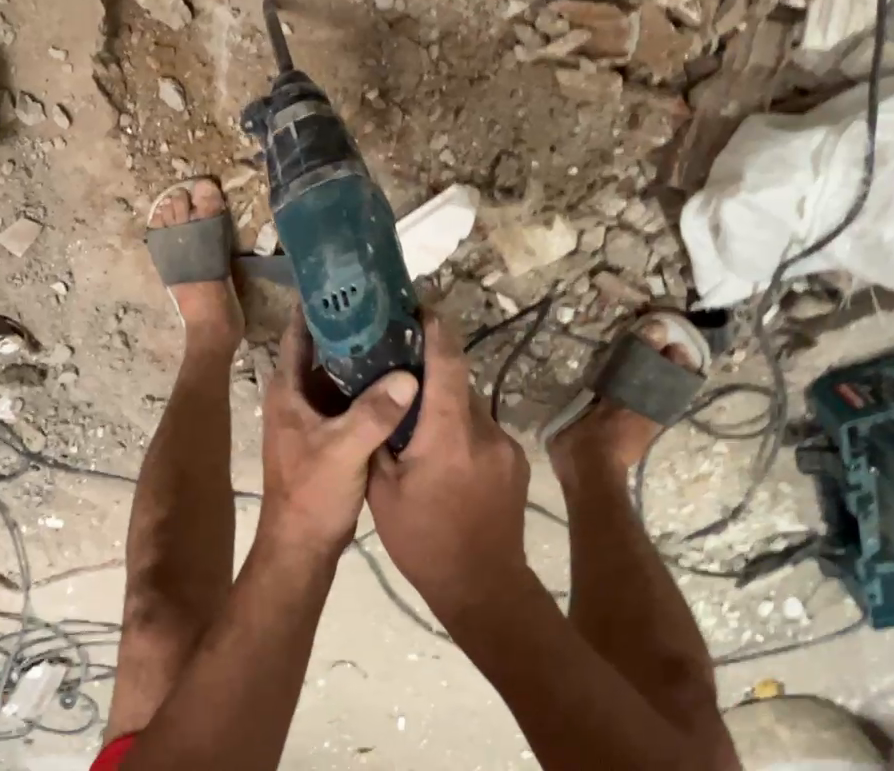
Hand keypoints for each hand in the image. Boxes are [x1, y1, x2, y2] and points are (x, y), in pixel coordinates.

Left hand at [257, 310, 418, 556]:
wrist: (303, 545)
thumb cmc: (311, 493)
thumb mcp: (343, 450)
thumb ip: (374, 413)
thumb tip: (410, 374)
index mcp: (287, 389)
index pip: (297, 333)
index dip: (316, 305)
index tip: (344, 278)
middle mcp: (298, 395)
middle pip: (324, 349)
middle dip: (351, 326)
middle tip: (388, 301)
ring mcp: (315, 415)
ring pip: (341, 374)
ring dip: (365, 356)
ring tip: (402, 330)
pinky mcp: (332, 434)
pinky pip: (354, 398)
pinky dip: (374, 385)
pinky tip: (403, 376)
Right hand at [366, 313, 531, 624]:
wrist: (486, 589)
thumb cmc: (424, 541)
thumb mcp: (382, 491)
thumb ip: (380, 439)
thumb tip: (376, 400)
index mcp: (448, 434)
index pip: (448, 364)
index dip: (435, 329)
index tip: (420, 304)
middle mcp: (484, 431)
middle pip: (457, 383)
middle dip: (431, 373)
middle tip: (398, 369)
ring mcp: (506, 447)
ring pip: (469, 408)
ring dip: (445, 406)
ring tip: (415, 420)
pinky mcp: (516, 463)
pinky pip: (482, 431)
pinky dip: (459, 430)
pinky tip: (441, 457)